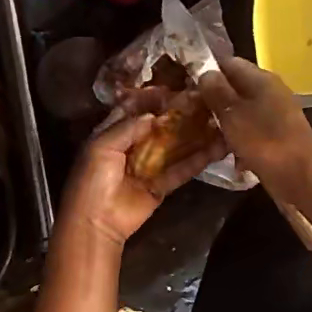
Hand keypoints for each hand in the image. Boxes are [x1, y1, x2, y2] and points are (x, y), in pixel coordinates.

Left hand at [59, 114, 225, 246]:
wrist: (96, 222)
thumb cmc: (93, 180)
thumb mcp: (102, 147)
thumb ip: (127, 127)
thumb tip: (153, 115)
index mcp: (111, 134)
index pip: (132, 110)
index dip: (149, 99)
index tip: (172, 89)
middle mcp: (132, 147)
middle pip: (158, 126)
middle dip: (177, 114)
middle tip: (201, 100)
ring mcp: (149, 166)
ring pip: (174, 146)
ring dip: (194, 134)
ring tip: (217, 120)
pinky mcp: (162, 185)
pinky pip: (182, 169)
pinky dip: (199, 159)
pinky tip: (218, 147)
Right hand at [196, 57, 311, 199]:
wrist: (301, 176)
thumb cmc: (264, 141)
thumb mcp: (232, 113)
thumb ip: (216, 91)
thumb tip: (205, 72)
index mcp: (260, 79)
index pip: (228, 63)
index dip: (206, 72)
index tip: (186, 88)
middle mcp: (269, 91)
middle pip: (234, 89)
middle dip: (212, 102)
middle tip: (191, 117)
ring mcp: (275, 114)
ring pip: (240, 112)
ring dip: (223, 125)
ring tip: (205, 140)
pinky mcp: (277, 136)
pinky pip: (251, 132)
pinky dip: (238, 141)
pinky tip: (228, 156)